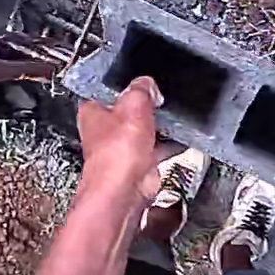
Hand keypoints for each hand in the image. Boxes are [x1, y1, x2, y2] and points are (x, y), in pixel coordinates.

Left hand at [77, 77, 164, 207]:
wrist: (125, 190)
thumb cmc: (116, 154)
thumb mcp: (133, 105)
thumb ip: (141, 89)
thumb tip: (147, 84)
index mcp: (93, 112)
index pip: (108, 91)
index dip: (127, 86)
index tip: (143, 83)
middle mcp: (106, 131)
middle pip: (130, 110)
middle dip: (147, 107)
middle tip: (159, 102)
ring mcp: (124, 148)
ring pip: (146, 129)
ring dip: (160, 126)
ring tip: (173, 119)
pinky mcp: (141, 163)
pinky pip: (159, 148)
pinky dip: (171, 144)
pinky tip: (181, 137)